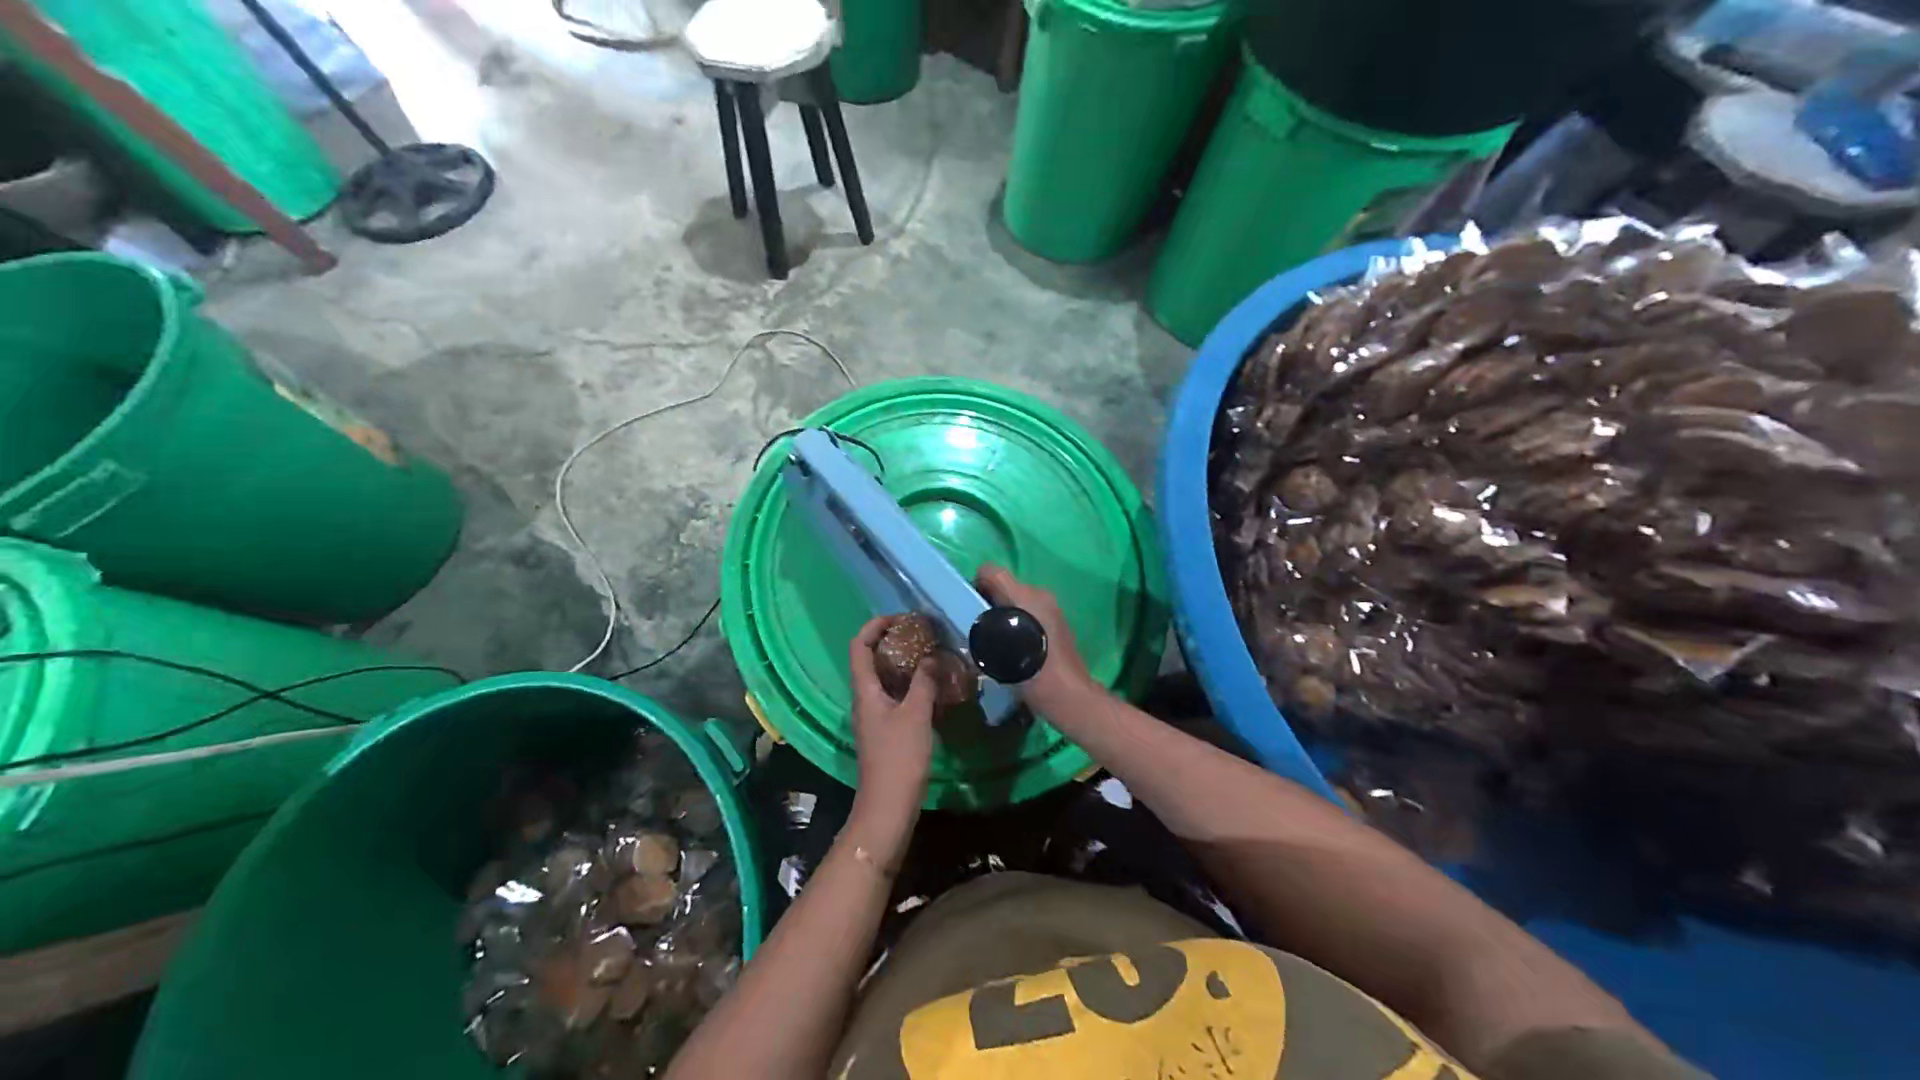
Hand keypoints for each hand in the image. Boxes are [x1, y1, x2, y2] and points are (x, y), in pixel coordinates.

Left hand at [847, 615, 937, 818]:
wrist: (889, 806)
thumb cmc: (898, 758)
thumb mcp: (915, 715)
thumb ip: (924, 682)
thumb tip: (933, 656)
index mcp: (864, 690)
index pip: (860, 646)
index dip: (875, 626)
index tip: (902, 618)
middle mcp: (865, 699)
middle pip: (873, 660)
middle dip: (896, 643)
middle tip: (925, 635)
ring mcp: (875, 716)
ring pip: (887, 679)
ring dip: (906, 664)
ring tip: (934, 656)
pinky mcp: (887, 730)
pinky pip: (897, 697)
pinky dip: (913, 686)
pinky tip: (935, 687)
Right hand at [976, 564, 1098, 706]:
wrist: (1066, 694)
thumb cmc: (1028, 671)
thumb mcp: (993, 649)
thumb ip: (980, 626)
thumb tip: (967, 615)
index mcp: (1024, 595)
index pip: (989, 572)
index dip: (975, 585)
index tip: (969, 608)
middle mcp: (1039, 594)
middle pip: (1005, 585)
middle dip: (990, 601)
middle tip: (980, 628)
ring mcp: (1052, 606)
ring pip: (1018, 599)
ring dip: (1005, 613)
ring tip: (997, 640)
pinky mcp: (1059, 621)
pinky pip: (1031, 611)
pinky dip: (1020, 621)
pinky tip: (1016, 645)